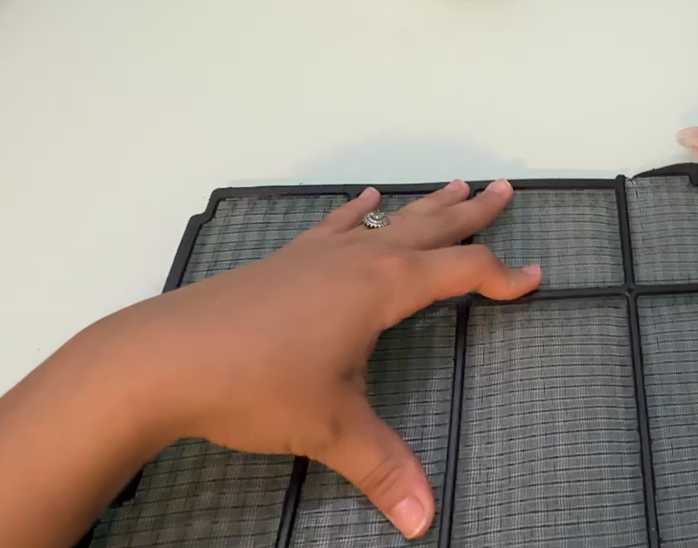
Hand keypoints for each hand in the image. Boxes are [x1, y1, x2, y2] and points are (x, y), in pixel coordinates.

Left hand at [76, 179, 539, 539]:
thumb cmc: (259, 386)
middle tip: (504, 188)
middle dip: (474, 212)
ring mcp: (326, 251)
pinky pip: (338, 223)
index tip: (533, 278)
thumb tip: (425, 520)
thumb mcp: (331, 428)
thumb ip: (384, 467)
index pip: (463, 272)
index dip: (503, 276)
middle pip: (435, 226)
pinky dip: (360, 210)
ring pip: (393, 218)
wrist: (164, 358)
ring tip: (457, 184)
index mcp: (387, 286)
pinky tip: (367, 200)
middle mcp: (365, 257)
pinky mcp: (291, 256)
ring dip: (429, 203)